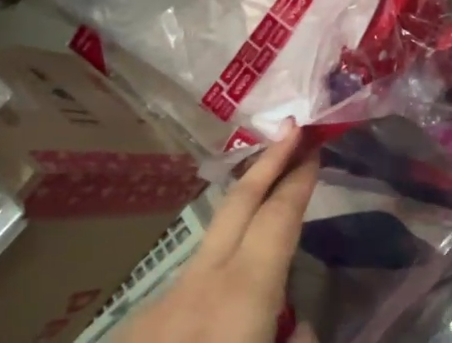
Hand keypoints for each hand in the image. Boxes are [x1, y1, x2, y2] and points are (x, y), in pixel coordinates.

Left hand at [119, 122, 321, 342]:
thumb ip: (301, 341)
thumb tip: (300, 326)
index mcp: (243, 294)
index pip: (278, 216)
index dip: (299, 176)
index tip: (315, 141)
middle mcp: (198, 288)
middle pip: (236, 207)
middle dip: (267, 164)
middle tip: (293, 129)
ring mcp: (159, 311)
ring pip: (210, 252)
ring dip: (242, 226)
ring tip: (271, 221)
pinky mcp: (136, 337)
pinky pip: (187, 294)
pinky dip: (216, 283)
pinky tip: (223, 314)